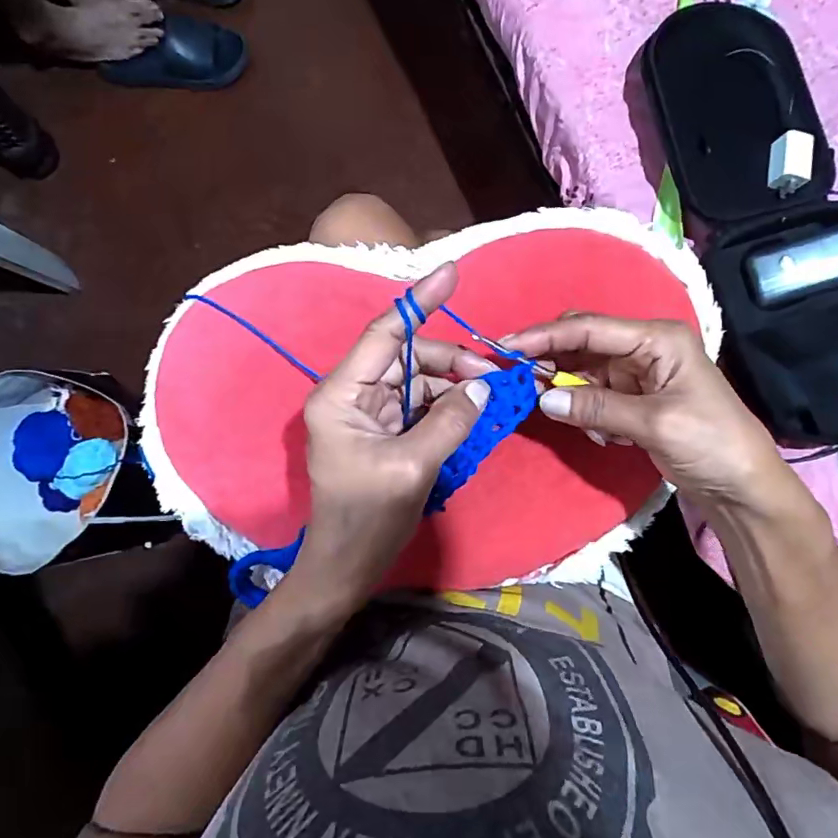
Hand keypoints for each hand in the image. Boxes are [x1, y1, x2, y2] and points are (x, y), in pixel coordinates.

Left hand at [295, 264, 496, 597]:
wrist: (346, 567)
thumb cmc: (367, 519)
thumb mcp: (412, 468)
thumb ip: (449, 421)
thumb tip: (481, 388)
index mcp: (342, 395)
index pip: (384, 334)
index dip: (420, 302)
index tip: (453, 271)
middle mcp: (352, 395)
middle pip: (407, 358)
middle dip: (451, 362)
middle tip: (494, 379)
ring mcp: (368, 414)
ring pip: (418, 381)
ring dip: (454, 385)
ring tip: (491, 399)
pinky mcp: (384, 432)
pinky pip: (421, 405)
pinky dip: (448, 406)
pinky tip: (474, 413)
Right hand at [499, 314, 787, 507]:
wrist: (742, 486)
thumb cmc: (711, 443)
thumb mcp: (654, 424)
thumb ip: (597, 408)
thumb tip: (541, 400)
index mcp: (657, 338)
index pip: (590, 329)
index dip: (546, 335)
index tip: (507, 345)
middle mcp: (645, 348)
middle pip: (583, 344)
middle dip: (551, 361)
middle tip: (517, 380)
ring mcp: (638, 375)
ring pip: (584, 373)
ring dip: (570, 395)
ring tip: (569, 419)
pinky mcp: (634, 400)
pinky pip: (594, 398)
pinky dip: (587, 414)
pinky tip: (605, 437)